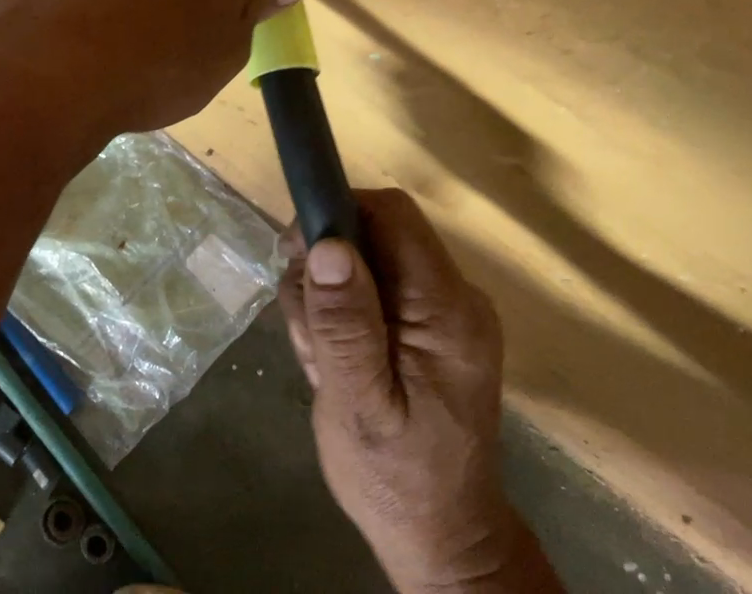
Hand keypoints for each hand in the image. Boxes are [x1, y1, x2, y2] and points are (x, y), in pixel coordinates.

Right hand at [281, 189, 562, 592]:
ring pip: (363, 263)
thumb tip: (328, 244)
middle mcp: (454, 298)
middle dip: (324, 274)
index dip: (337, 214)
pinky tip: (336, 367)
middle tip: (310, 339)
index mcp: (446, 310)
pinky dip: (340, 321)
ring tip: (323, 364)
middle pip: (372, 235)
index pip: (392, 214)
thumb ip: (343, 324)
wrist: (440, 536)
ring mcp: (443, 314)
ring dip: (326, 303)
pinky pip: (371, 293)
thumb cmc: (394, 477)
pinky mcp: (427, 330)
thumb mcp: (357, 403)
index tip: (297, 258)